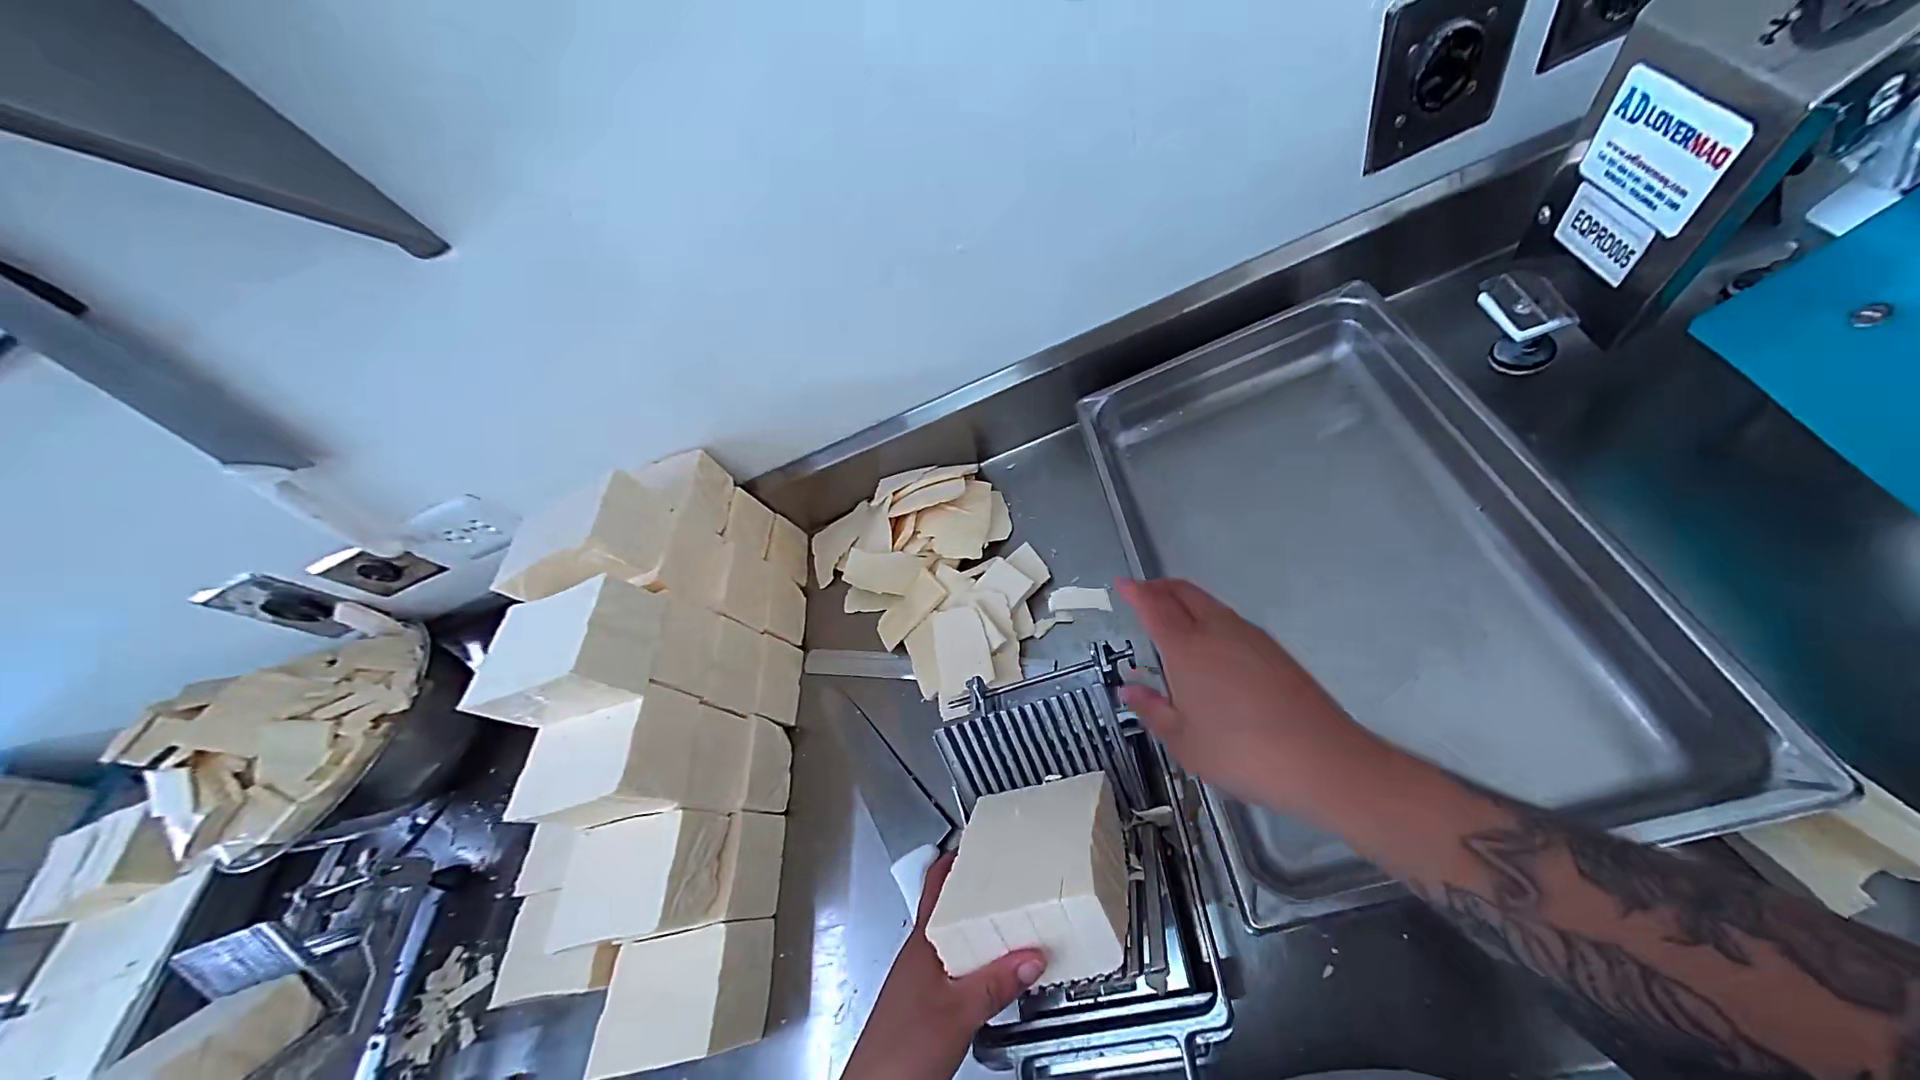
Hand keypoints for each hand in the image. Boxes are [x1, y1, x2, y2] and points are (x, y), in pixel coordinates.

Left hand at [841, 853, 1044, 1079]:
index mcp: (922, 944)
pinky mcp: (927, 1003)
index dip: (952, 860)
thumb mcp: (958, 1013)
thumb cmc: (898, 1052)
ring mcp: (922, 979)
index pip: (935, 885)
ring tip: (1009, 926)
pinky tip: (995, 975)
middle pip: (949, 910)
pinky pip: (957, 968)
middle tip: (1005, 883)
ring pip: (954, 940)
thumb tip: (1030, 956)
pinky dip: (978, 962)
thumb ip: (996, 983)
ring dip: (979, 930)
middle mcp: (920, 955)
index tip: (973, 841)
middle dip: (976, 895)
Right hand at [1116, 578, 1393, 817]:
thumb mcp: (1184, 742)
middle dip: (1159, 588)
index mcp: (1187, 648)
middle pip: (1184, 593)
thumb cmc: (1242, 753)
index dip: (1135, 592)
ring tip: (1171, 620)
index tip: (1121, 584)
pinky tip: (1209, 648)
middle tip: (1142, 595)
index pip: (1154, 606)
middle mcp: (1218, 632)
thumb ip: (1153, 710)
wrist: (1324, 762)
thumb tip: (1130, 690)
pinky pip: (1231, 622)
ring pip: (1210, 605)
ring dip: (1186, 602)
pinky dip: (1209, 619)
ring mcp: (1251, 638)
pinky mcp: (1275, 652)